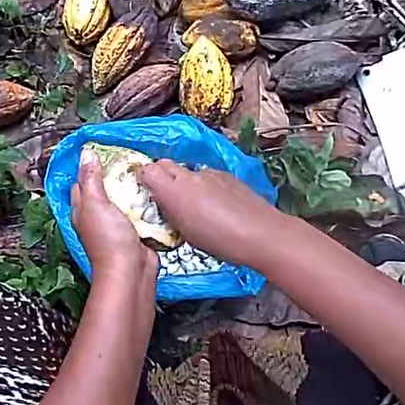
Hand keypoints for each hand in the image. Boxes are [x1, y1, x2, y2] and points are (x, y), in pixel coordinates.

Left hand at [70, 150, 157, 296]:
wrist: (131, 272)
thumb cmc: (109, 240)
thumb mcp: (96, 203)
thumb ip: (91, 179)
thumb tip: (85, 154)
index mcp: (82, 209)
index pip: (81, 182)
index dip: (88, 166)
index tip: (102, 150)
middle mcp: (98, 216)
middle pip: (104, 189)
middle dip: (114, 175)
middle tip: (128, 158)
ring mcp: (117, 224)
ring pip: (123, 200)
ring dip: (132, 188)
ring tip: (143, 171)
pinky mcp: (135, 232)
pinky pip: (140, 212)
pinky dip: (145, 203)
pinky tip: (153, 193)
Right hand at [137, 160, 292, 266]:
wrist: (261, 233)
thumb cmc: (221, 241)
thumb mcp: (187, 232)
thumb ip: (172, 211)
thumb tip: (166, 202)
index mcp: (174, 192)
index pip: (148, 170)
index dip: (143, 176)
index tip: (143, 187)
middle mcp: (190, 177)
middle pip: (165, 164)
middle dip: (160, 174)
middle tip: (163, 192)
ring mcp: (210, 173)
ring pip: (188, 171)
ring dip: (185, 181)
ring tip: (195, 202)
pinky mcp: (227, 175)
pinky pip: (207, 175)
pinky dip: (205, 184)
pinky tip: (216, 202)